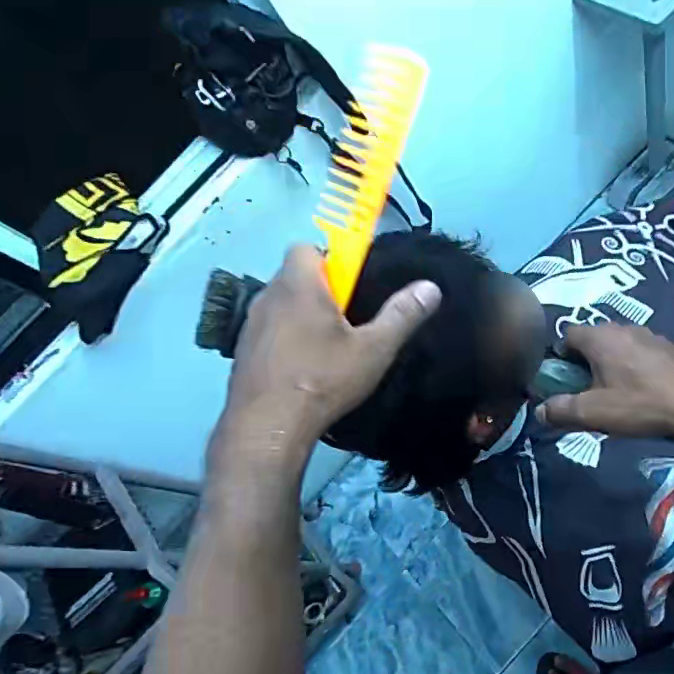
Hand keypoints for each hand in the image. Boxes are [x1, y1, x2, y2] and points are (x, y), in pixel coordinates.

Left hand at [219, 245, 439, 447]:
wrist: (267, 425)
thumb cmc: (324, 379)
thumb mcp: (375, 349)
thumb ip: (402, 315)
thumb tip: (430, 287)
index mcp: (299, 285)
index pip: (306, 247)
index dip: (332, 260)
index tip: (353, 289)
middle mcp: (268, 295)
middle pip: (295, 276)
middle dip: (322, 291)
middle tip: (349, 322)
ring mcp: (250, 324)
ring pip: (282, 305)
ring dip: (302, 316)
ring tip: (328, 349)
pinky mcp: (243, 350)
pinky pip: (269, 331)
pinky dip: (286, 339)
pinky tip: (305, 368)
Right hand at [537, 323, 673, 441]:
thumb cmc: (643, 405)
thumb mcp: (594, 413)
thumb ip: (561, 410)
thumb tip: (540, 410)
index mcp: (600, 336)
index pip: (566, 336)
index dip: (559, 360)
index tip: (563, 386)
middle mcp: (624, 328)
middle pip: (593, 342)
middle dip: (585, 366)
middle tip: (589, 397)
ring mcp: (652, 336)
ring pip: (619, 350)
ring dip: (612, 370)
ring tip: (619, 400)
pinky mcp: (673, 350)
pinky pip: (643, 357)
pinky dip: (637, 372)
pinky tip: (646, 398)